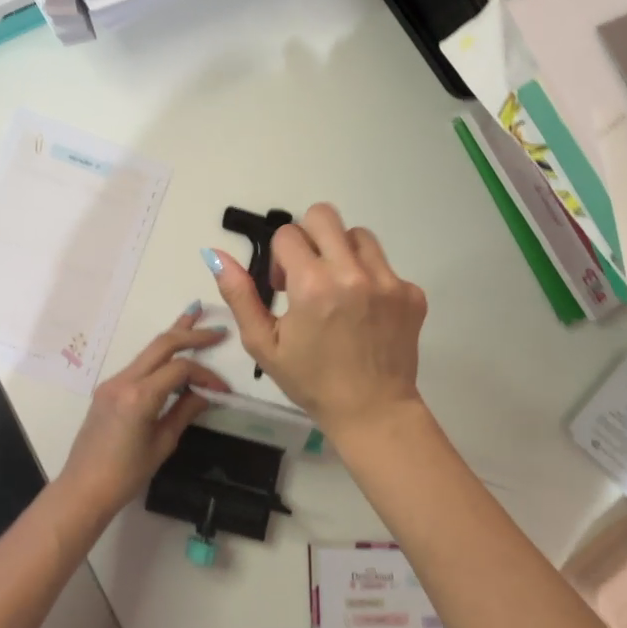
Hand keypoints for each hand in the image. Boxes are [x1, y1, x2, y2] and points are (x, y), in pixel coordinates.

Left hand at [58, 308, 229, 518]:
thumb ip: (184, 412)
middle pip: (161, 345)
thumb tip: (205, 395)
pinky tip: (172, 356)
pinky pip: (138, 366)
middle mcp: (123, 381)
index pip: (180, 369)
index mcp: (139, 396)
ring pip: (148, 351)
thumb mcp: (162, 445)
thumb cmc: (125, 475)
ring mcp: (112, 382)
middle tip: (217, 330)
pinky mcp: (107, 390)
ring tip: (194, 320)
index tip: (223, 390)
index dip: (206, 375)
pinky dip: (159, 358)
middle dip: (190, 333)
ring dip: (172, 338)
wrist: (83, 488)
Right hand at [207, 203, 427, 438]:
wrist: (372, 411)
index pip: (287, 234)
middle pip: (324, 216)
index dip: (280, 259)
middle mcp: (352, 274)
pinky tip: (364, 313)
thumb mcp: (263, 343)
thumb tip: (215, 254)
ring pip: (358, 235)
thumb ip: (239, 294)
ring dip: (342, 253)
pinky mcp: (411, 293)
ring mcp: (388, 281)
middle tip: (309, 275)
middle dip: (309, 238)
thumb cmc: (311, 381)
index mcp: (312, 285)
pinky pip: (385, 266)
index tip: (285, 288)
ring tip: (338, 291)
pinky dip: (370, 279)